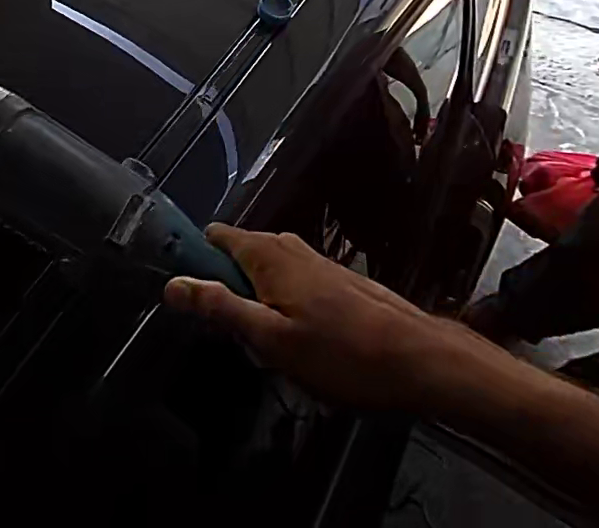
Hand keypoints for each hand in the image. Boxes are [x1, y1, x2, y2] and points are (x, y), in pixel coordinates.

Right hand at [162, 224, 498, 414]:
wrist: (427, 363)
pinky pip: (291, 282)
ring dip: (258, 300)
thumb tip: (171, 284)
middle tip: (238, 334)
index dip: (196, 261)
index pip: (212, 236)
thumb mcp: (272, 339)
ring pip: (265, 271)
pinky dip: (284, 304)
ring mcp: (314, 259)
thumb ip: (220, 307)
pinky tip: (304, 342)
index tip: (195, 297)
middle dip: (228, 287)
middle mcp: (287, 245)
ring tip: (271, 345)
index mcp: (265, 252)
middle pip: (237, 254)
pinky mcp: (335, 278)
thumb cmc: (343, 353)